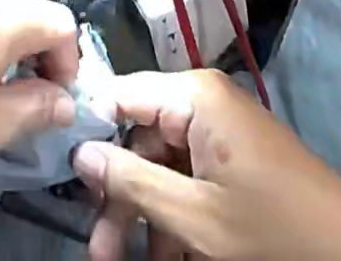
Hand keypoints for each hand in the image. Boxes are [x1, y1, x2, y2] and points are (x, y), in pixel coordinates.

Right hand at [71, 71, 340, 260]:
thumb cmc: (275, 234)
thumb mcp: (196, 217)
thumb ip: (131, 183)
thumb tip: (77, 154)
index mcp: (192, 97)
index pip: (120, 96)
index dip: (91, 133)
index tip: (65, 176)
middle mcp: (203, 105)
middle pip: (140, 141)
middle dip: (119, 198)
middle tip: (99, 252)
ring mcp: (221, 135)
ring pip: (163, 169)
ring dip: (145, 219)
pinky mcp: (236, 166)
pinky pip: (191, 184)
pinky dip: (176, 223)